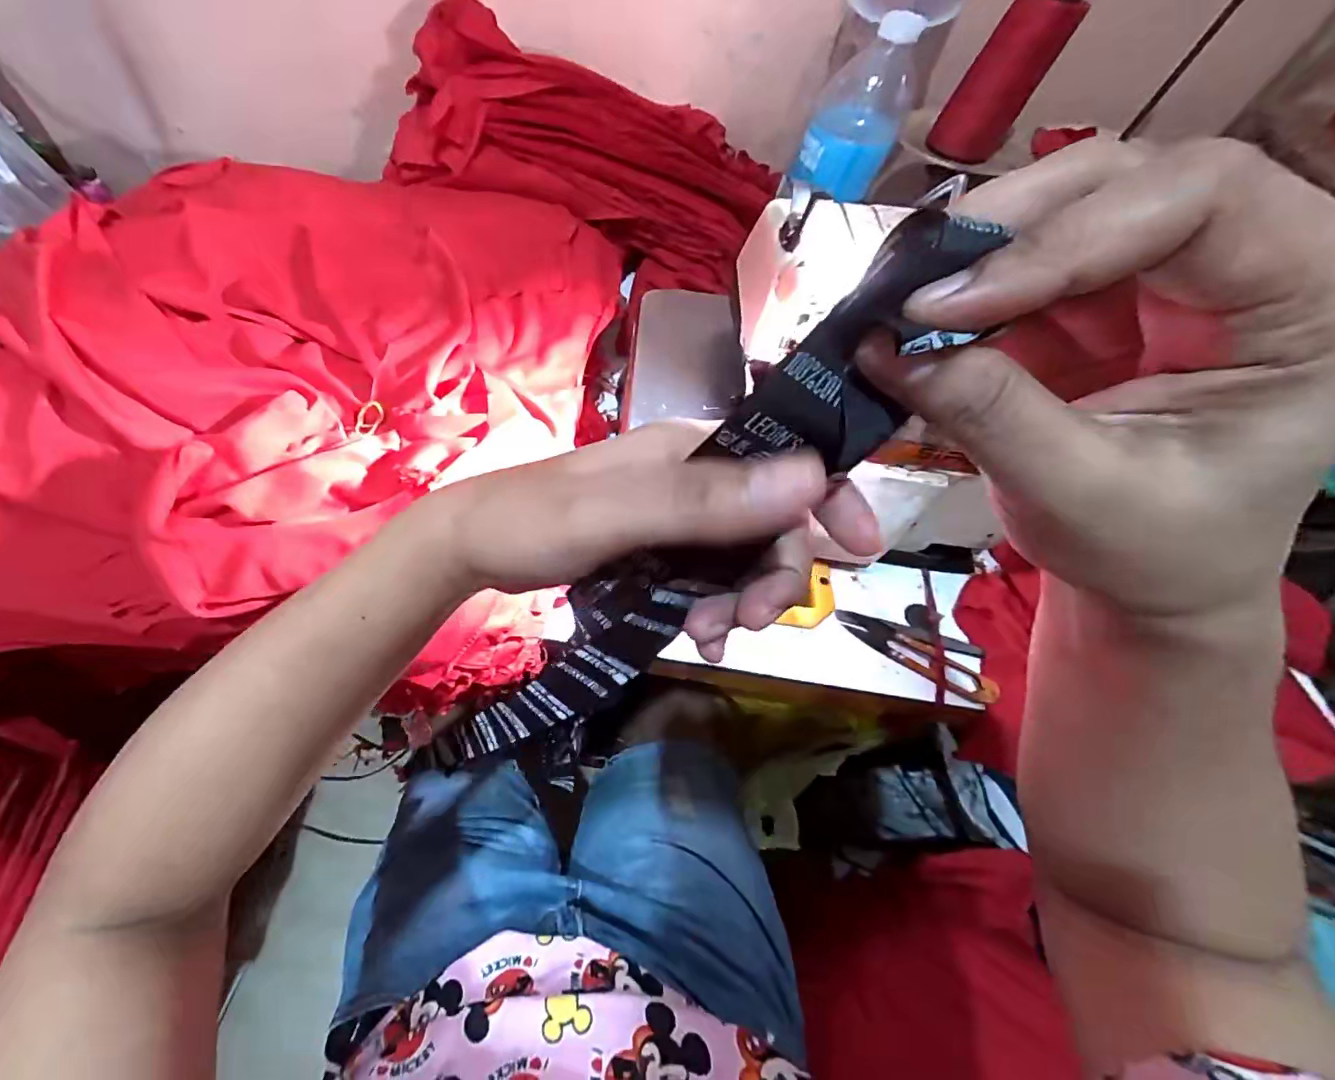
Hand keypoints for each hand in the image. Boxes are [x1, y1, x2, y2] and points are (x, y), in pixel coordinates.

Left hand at [415, 422, 878, 656]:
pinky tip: (696, 637)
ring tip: (708, 637)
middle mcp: (694, 478)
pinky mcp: (657, 552)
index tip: (862, 549)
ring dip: (739, 603)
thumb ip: (704, 499)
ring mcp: (675, 518)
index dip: (830, 499)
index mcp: (691, 448)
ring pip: (740, 559)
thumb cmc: (532, 519)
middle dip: (773, 577)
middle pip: (770, 524)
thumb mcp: (615, 513)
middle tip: (748, 623)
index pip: (786, 460)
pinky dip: (711, 610)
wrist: (472, 547)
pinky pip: (706, 581)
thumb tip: (811, 474)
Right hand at [859, 137, 1334, 619]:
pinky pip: (1027, 260)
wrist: (1151, 582)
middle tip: (904, 288)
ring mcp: (1182, 269)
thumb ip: (990, 414)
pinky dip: (963, 287)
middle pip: (1127, 180)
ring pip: (1067, 205)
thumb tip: (886, 349)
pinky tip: (915, 320)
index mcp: (1327, 299)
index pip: (1199, 198)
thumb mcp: (1075, 493)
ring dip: (971, 253)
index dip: (1056, 239)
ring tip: (895, 303)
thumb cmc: (1150, 551)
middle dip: (1002, 232)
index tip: (941, 307)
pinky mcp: (1111, 295)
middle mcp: (1269, 255)